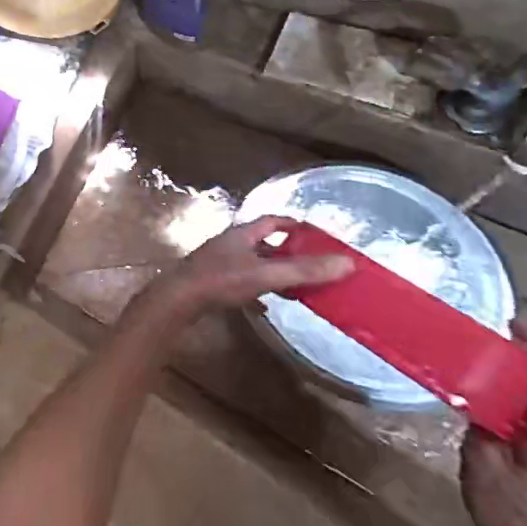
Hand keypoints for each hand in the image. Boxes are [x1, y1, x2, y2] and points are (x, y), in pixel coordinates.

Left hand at [141, 215, 354, 321]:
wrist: (179, 300)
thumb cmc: (221, 281)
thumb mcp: (266, 274)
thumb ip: (304, 270)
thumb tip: (347, 262)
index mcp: (241, 234)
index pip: (272, 221)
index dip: (295, 225)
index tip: (317, 235)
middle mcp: (229, 243)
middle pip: (264, 243)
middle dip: (289, 252)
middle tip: (315, 264)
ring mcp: (219, 262)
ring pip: (254, 262)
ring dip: (275, 271)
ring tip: (299, 285)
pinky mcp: (213, 281)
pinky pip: (243, 281)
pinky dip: (260, 288)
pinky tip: (268, 304)